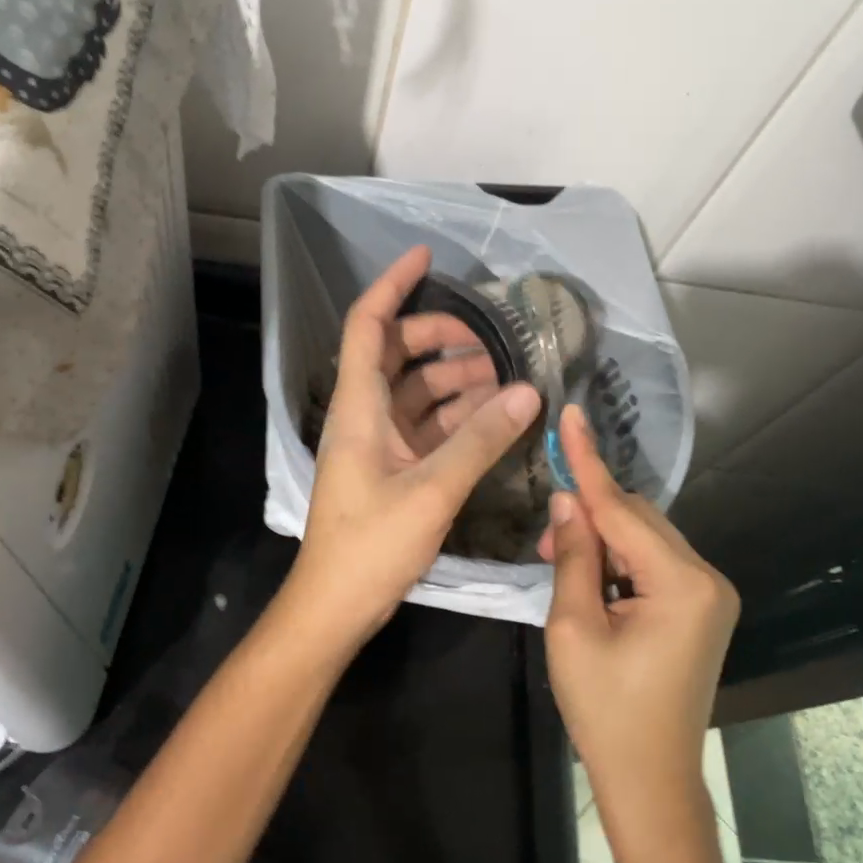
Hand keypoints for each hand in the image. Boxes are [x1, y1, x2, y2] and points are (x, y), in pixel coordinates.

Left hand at [286, 246, 541, 647]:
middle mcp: (364, 416)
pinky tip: (494, 419)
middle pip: (397, 354)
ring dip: (456, 381)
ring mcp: (378, 444)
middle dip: (440, 339)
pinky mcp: (392, 471)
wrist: (336, 606)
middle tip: (490, 340)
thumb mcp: (430, 491)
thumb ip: (479, 441)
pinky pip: (426, 428)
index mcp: (358, 408)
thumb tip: (526, 393)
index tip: (427, 256)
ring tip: (505, 382)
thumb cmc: (370, 546)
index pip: (368, 326)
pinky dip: (457, 418)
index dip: (392, 284)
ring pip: (417, 393)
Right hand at [542, 405, 739, 786]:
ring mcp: (711, 594)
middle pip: (639, 520)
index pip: (623, 508)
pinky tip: (590, 578)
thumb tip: (569, 500)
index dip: (589, 461)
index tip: (573, 414)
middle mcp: (708, 578)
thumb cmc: (604, 708)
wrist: (649, 777)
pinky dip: (619, 561)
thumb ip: (573, 555)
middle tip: (543, 536)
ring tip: (559, 561)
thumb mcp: (573, 628)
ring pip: (645, 539)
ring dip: (602, 540)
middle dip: (590, 515)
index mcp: (682, 583)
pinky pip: (654, 563)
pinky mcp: (702, 609)